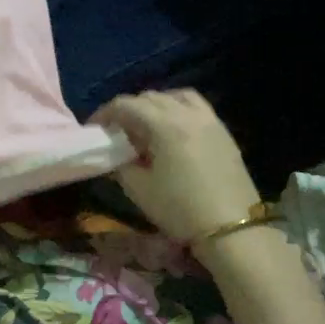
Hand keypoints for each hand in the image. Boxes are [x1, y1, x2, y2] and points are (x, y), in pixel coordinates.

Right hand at [90, 89, 260, 241]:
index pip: (126, 105)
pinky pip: (195, 106)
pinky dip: (176, 108)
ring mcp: (209, 120)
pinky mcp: (222, 132)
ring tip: (144, 125)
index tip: (93, 129)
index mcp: (164, 126)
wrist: (231, 227)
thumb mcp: (138, 188)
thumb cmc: (179, 208)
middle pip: (150, 97)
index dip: (104, 113)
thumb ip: (120, 163)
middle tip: (115, 130)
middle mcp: (188, 114)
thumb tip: (115, 152)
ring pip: (175, 96)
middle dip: (127, 109)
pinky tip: (170, 129)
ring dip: (154, 104)